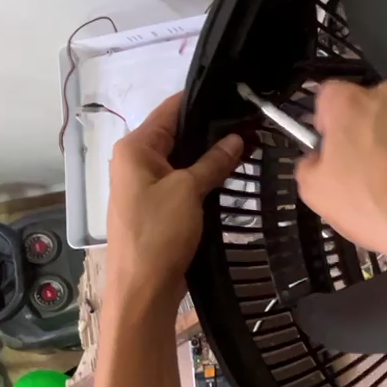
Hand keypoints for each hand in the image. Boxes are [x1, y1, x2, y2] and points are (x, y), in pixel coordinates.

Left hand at [104, 93, 243, 312]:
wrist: (143, 288)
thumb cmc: (158, 233)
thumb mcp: (188, 191)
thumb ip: (213, 162)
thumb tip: (236, 138)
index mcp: (135, 148)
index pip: (171, 109)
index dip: (203, 101)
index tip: (237, 97)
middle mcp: (136, 161)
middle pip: (177, 134)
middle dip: (212, 131)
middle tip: (252, 125)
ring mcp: (146, 186)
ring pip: (182, 160)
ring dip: (210, 157)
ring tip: (249, 147)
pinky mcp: (158, 208)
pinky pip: (183, 183)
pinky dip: (204, 178)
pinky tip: (230, 176)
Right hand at [297, 80, 386, 282]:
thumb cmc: (372, 205)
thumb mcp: (315, 193)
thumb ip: (309, 166)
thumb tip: (318, 160)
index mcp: (351, 101)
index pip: (327, 98)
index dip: (326, 127)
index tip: (331, 155)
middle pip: (370, 109)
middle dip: (364, 134)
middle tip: (363, 175)